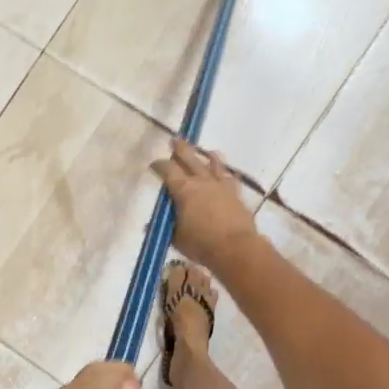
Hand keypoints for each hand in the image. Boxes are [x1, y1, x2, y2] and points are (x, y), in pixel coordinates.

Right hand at [150, 139, 258, 270]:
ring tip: (209, 152)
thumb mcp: (176, 237)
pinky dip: (228, 176)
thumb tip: (151, 225)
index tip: (154, 165)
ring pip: (215, 165)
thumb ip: (167, 227)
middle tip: (175, 140)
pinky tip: (230, 175)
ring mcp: (221, 187)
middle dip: (181, 149)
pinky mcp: (236, 195)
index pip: (168, 171)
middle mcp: (202, 182)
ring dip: (210, 157)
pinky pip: (231, 180)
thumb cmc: (201, 243)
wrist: (235, 248)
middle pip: (190, 159)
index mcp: (184, 189)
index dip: (159, 165)